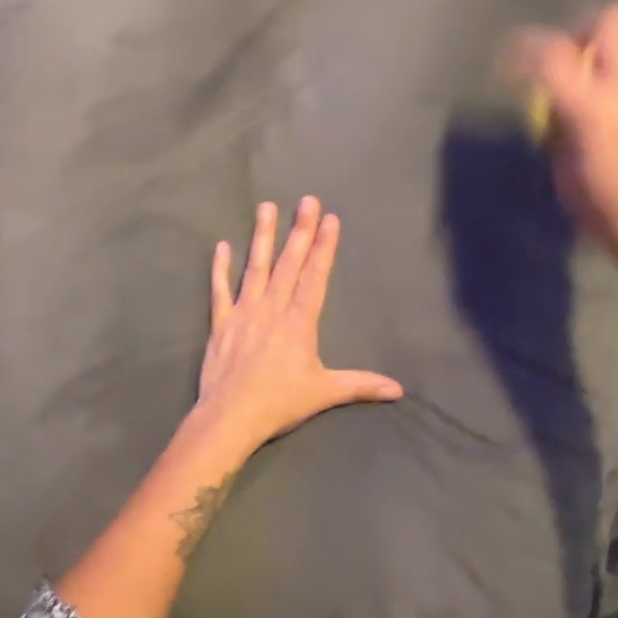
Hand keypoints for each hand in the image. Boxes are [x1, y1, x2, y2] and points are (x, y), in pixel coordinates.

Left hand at [193, 196, 403, 454]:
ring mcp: (244, 313)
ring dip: (262, 238)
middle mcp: (272, 308)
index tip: (329, 219)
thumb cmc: (280, 403)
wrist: (230, 417)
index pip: (315, 276)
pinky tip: (221, 246)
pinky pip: (220, 291)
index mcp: (299, 321)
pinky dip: (220, 269)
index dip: (324, 247)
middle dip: (300, 231)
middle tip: (306, 200)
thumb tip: (398, 390)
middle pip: (289, 264)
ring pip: (255, 269)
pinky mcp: (221, 324)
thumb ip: (360, 386)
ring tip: (266, 208)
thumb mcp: (324, 393)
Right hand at [506, 3, 617, 294]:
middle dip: (587, 29)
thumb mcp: (565, 176)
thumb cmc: (609, 215)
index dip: (525, 48)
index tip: (513, 56)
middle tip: (577, 54)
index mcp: (592, 107)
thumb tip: (560, 109)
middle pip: (612, 18)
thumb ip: (561, 132)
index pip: (550, 55)